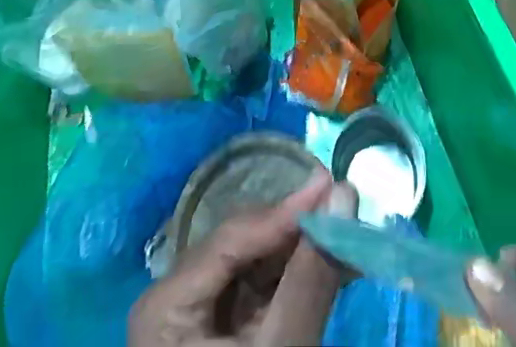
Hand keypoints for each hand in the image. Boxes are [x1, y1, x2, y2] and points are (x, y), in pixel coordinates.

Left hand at [130, 170, 356, 345]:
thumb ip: (311, 276)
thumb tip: (345, 194)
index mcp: (165, 304)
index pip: (229, 239)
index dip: (284, 211)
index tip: (332, 183)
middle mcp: (177, 299)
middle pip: (244, 248)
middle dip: (298, 229)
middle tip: (347, 202)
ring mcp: (202, 316)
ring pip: (259, 267)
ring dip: (306, 250)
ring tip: (350, 228)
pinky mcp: (228, 333)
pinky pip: (266, 292)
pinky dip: (301, 279)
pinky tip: (336, 263)